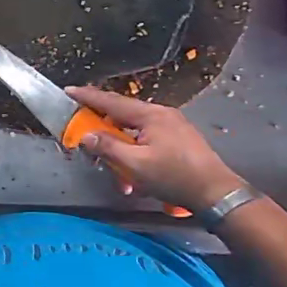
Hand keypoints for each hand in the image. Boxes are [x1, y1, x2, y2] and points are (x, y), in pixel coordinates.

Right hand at [64, 86, 243, 208]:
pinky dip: (136, 154)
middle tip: (89, 144)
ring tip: (121, 177)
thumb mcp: (134, 165)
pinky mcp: (180, 139)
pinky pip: (148, 140)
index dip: (87, 97)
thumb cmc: (174, 177)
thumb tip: (85, 135)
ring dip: (122, 152)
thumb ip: (107, 147)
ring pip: (135, 132)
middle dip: (104, 133)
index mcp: (151, 115)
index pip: (111, 101)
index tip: (68, 91)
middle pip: (122, 116)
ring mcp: (173, 126)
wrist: (218, 195)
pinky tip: (136, 176)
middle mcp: (162, 114)